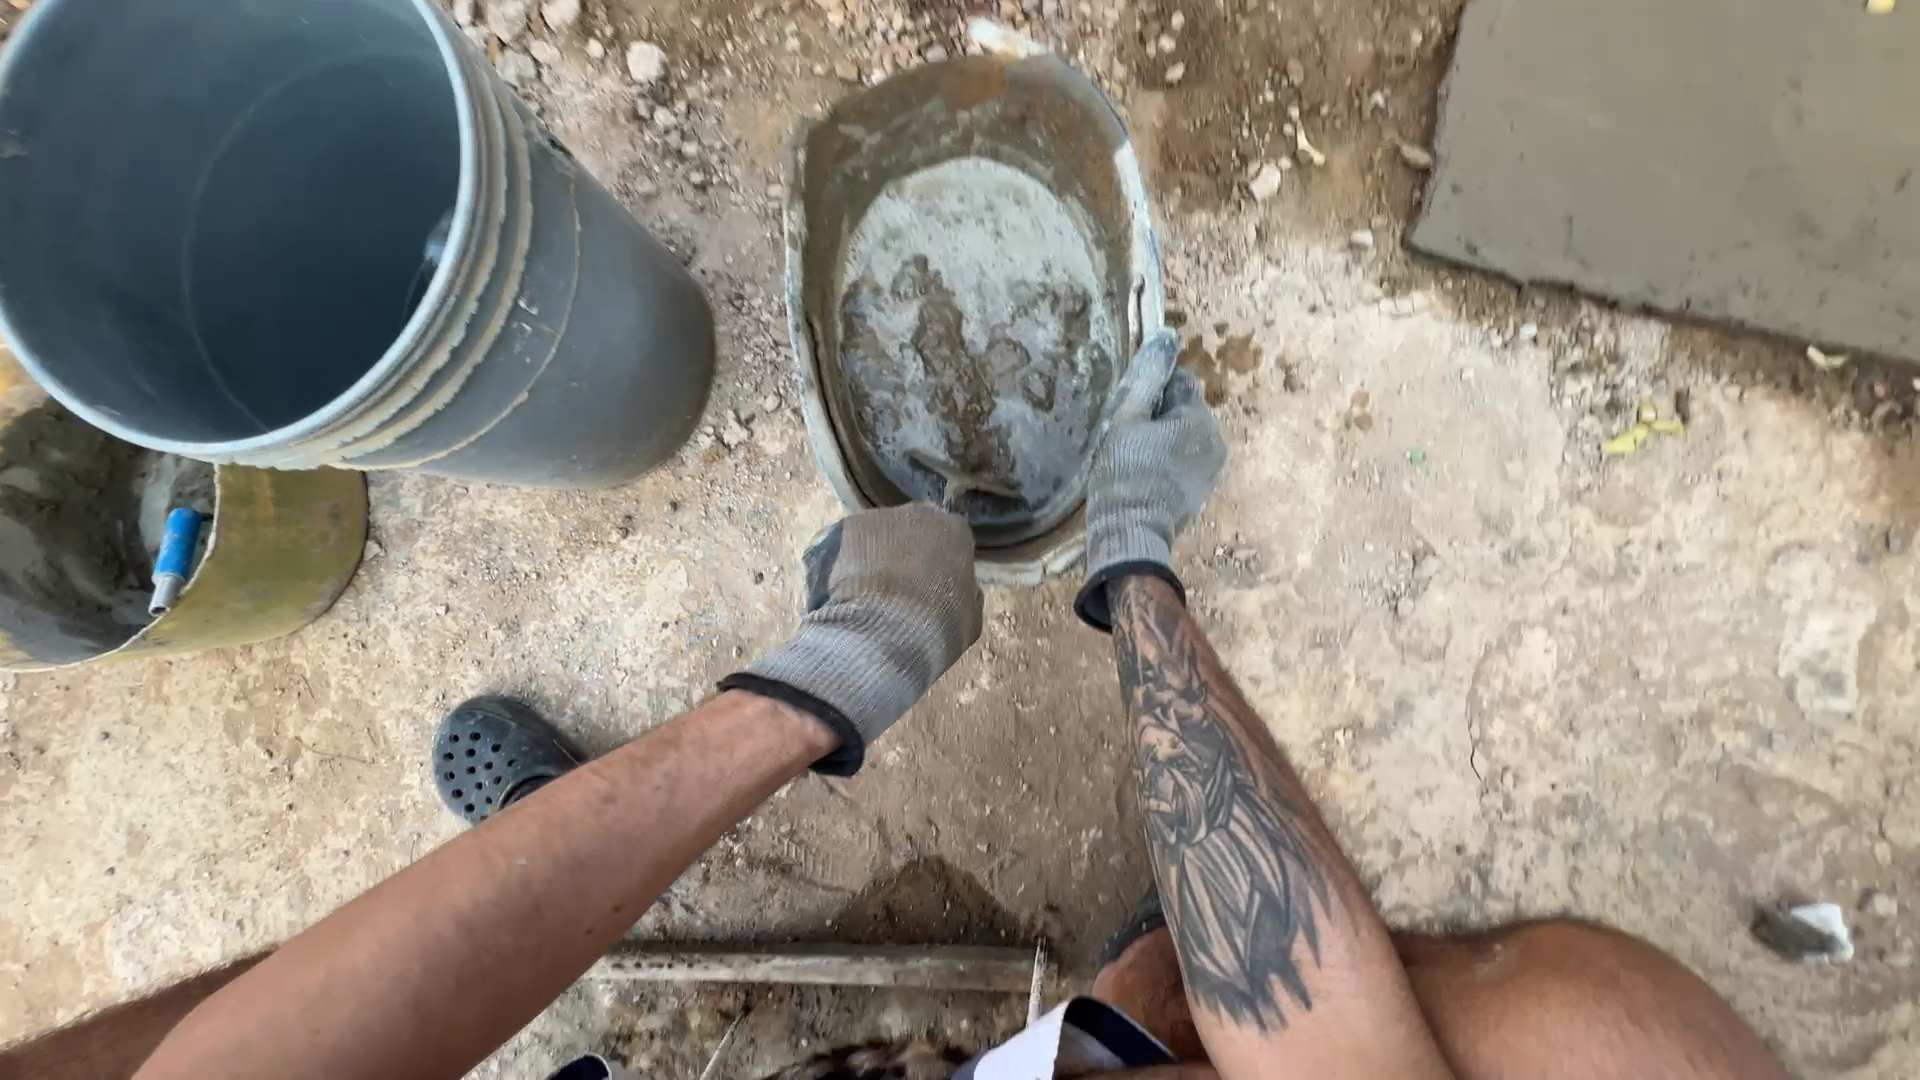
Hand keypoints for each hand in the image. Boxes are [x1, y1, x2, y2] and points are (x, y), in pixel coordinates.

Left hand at [721, 503, 983, 773]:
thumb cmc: (928, 641)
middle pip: (905, 536)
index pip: (946, 541)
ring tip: (855, 608)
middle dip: (896, 562)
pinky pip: (838, 556)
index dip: (929, 570)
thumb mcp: (963, 626)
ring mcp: (869, 525)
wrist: (875, 645)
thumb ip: (961, 602)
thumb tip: (953, 600)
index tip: (917, 594)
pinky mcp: (832, 539)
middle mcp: (911, 518)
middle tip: (886, 600)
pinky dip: (835, 576)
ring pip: (870, 545)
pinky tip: (833, 606)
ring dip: (865, 568)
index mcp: (951, 535)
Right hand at [1074, 329, 1227, 629]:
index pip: (1181, 383)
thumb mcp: (1126, 421)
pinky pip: (1186, 462)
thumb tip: (1164, 339)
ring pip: (1185, 438)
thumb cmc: (1123, 474)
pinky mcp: (1203, 490)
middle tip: (1127, 435)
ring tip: (1134, 457)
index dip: (1152, 390)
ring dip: (1163, 440)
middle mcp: (1216, 441)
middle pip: (1185, 411)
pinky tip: (1144, 475)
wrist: (1131, 532)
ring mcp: (1212, 469)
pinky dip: (1168, 462)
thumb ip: (1145, 379)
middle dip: (1159, 416)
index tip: (1130, 407)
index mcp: (1199, 419)